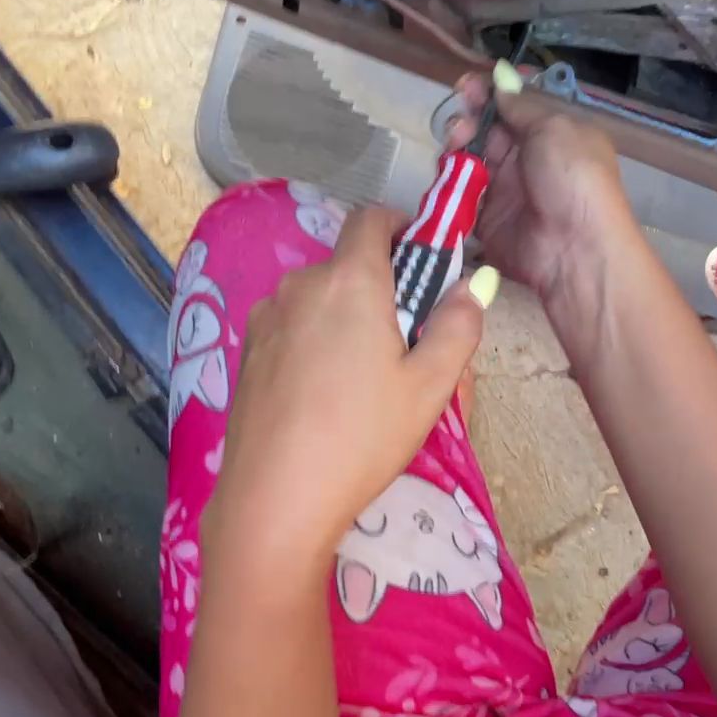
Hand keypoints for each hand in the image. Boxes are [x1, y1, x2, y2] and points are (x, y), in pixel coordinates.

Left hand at [206, 206, 488, 571]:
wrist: (275, 497)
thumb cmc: (363, 435)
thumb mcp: (430, 385)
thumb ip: (458, 326)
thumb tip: (470, 286)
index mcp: (350, 280)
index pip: (371, 219)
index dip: (401, 227)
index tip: (420, 259)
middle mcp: (301, 285)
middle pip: (347, 264)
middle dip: (380, 286)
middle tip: (403, 341)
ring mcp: (266, 317)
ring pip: (318, 298)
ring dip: (345, 314)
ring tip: (360, 376)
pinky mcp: (247, 350)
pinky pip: (292, 325)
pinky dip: (313, 338)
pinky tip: (321, 393)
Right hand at [447, 74, 635, 310]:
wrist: (575, 250)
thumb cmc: (574, 179)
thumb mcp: (556, 128)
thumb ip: (523, 106)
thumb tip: (501, 84)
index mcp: (552, 132)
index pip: (514, 105)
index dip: (490, 92)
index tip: (468, 85)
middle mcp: (527, 158)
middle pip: (486, 129)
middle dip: (468, 118)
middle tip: (463, 123)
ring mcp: (505, 188)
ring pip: (467, 158)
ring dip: (456, 146)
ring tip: (456, 145)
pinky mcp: (485, 217)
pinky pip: (459, 193)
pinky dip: (449, 181)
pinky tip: (449, 173)